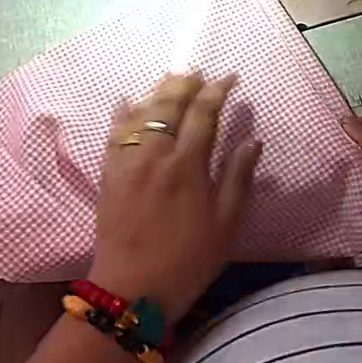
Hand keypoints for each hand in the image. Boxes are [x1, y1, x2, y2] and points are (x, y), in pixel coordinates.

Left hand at [90, 73, 261, 320]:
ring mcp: (127, 163)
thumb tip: (252, 140)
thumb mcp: (226, 222)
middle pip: (170, 106)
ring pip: (141, 114)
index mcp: (188, 165)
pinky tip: (127, 101)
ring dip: (158, 92)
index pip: (204, 113)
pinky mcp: (109, 175)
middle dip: (186, 83)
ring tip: (171, 79)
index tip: (230, 78)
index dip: (218, 91)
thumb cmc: (189, 259)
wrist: (132, 290)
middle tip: (198, 72)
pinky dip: (121, 114)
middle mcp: (155, 155)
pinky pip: (113, 134)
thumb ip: (238, 177)